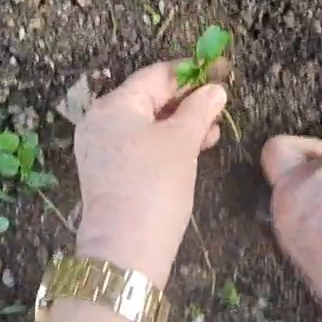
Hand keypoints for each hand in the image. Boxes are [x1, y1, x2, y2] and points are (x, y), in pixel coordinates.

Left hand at [73, 62, 227, 284]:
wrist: (125, 249)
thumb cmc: (154, 185)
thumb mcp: (182, 142)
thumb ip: (199, 109)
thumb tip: (214, 89)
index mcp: (114, 104)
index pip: (156, 75)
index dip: (191, 72)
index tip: (221, 72)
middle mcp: (100, 120)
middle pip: (149, 98)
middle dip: (187, 101)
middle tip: (221, 107)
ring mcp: (101, 147)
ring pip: (147, 123)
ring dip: (180, 123)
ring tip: (213, 131)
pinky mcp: (107, 171)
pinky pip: (139, 144)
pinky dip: (166, 143)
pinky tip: (193, 149)